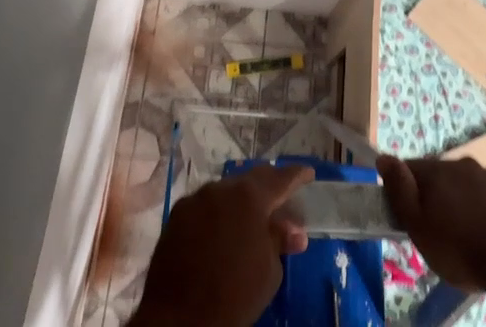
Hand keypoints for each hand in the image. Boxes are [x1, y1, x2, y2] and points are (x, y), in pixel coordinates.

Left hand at [131, 165, 312, 326]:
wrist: (179, 318)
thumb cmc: (234, 294)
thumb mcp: (269, 271)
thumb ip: (279, 241)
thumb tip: (293, 232)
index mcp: (248, 197)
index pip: (280, 179)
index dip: (297, 176)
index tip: (308, 174)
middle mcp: (220, 189)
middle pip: (251, 179)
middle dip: (269, 186)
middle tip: (283, 196)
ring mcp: (194, 200)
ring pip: (226, 191)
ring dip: (242, 200)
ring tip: (254, 218)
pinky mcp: (176, 216)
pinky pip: (206, 205)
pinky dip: (221, 212)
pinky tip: (225, 229)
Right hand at [377, 155, 485, 291]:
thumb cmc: (459, 249)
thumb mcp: (417, 225)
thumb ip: (399, 190)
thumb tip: (383, 158)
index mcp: (436, 170)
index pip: (407, 168)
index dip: (402, 190)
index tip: (406, 215)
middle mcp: (462, 164)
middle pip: (436, 176)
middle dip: (431, 196)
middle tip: (432, 229)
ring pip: (462, 184)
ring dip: (456, 200)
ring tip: (460, 232)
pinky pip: (484, 193)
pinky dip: (478, 206)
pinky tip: (483, 229)